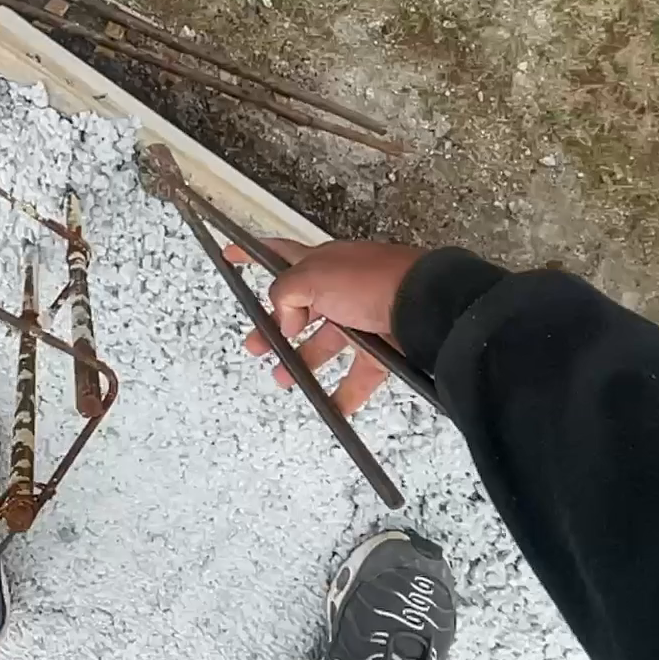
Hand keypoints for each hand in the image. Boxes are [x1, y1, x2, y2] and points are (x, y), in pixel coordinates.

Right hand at [222, 239, 424, 414]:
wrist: (430, 306)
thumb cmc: (373, 281)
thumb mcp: (313, 278)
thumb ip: (285, 293)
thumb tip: (284, 317)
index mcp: (320, 264)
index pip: (277, 253)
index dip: (250, 255)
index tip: (229, 255)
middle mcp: (339, 288)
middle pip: (297, 309)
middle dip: (273, 328)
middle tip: (255, 346)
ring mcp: (362, 317)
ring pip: (324, 343)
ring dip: (302, 361)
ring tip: (283, 379)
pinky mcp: (384, 346)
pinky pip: (359, 371)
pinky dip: (345, 390)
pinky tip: (333, 406)